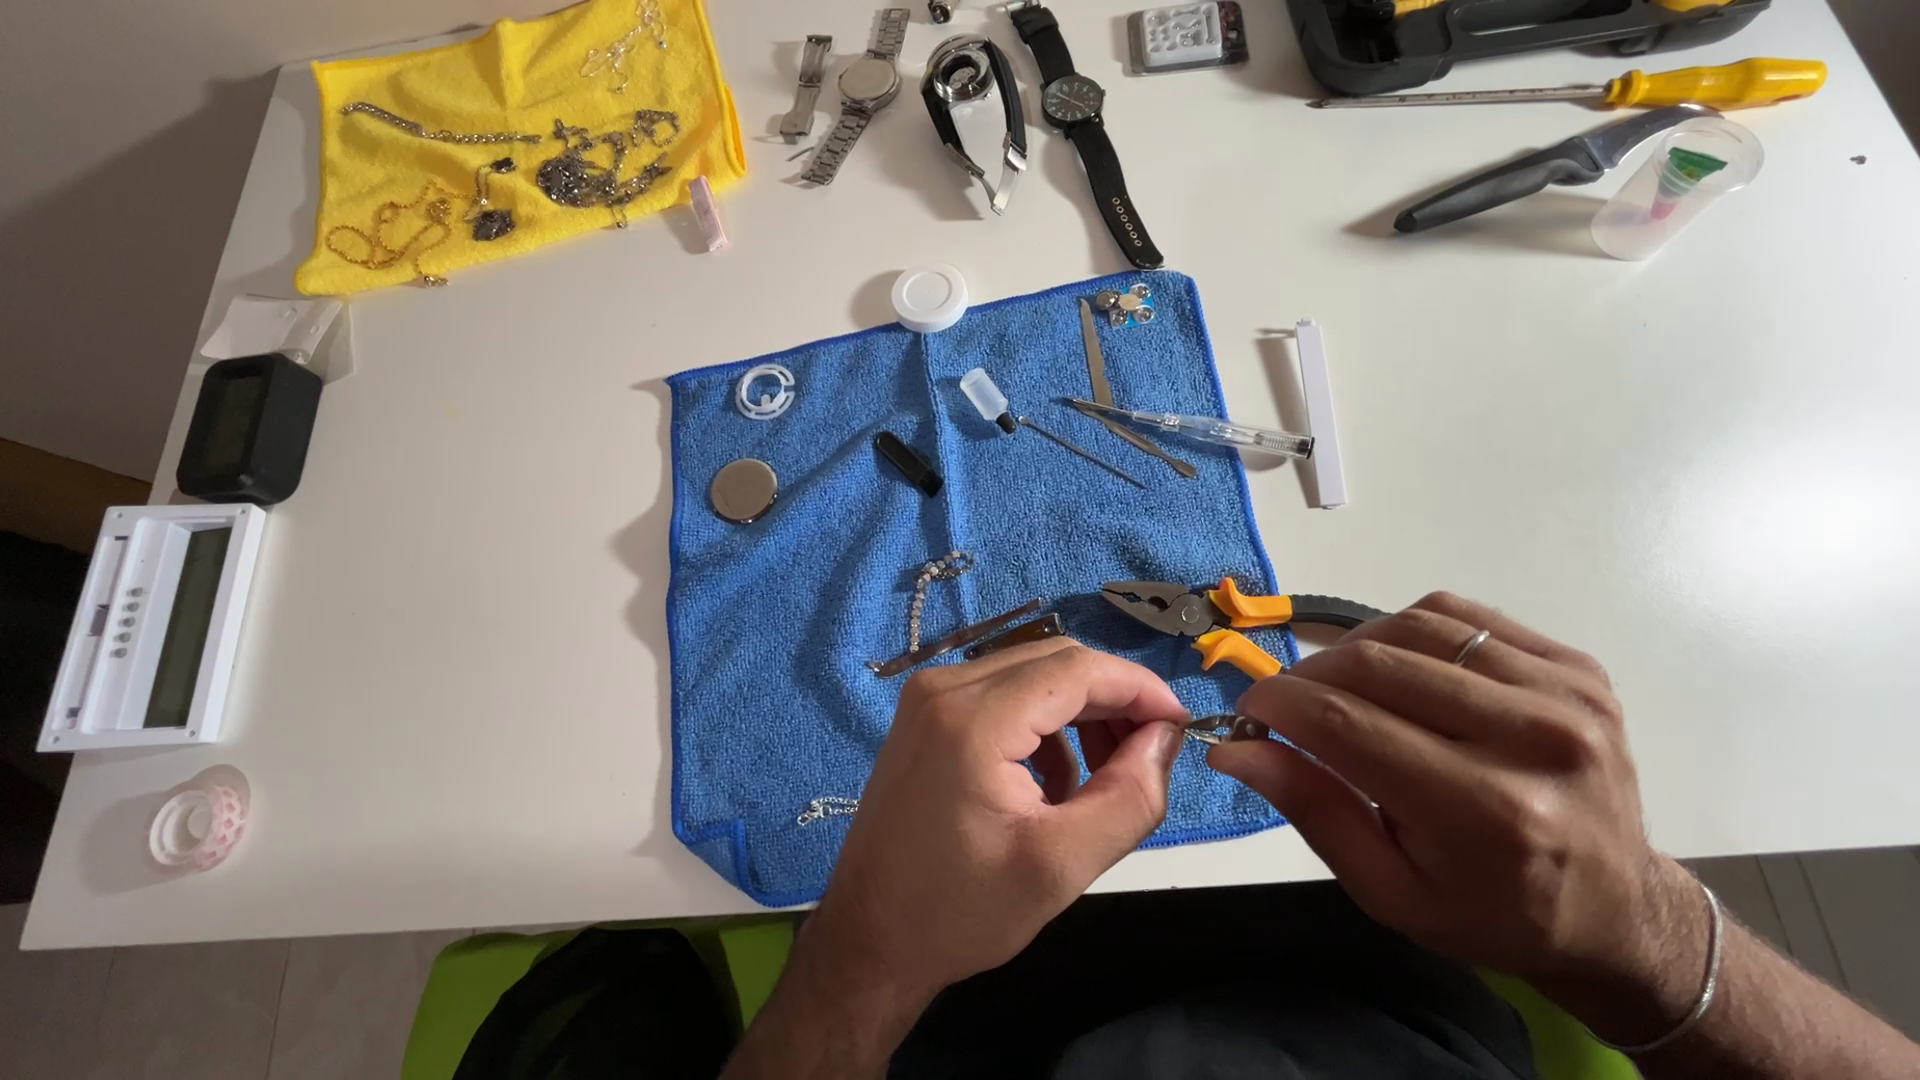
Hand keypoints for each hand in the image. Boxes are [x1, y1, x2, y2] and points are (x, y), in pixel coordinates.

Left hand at [806, 639, 1188, 1004]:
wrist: (870, 938)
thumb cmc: (960, 910)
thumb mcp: (1061, 865)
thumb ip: (1129, 796)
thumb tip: (1163, 738)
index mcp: (973, 717)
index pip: (1078, 669)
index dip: (1139, 688)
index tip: (1178, 725)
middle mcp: (945, 687)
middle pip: (1056, 663)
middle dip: (1112, 700)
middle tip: (1147, 755)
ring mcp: (928, 697)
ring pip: (1032, 675)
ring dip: (1079, 714)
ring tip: (1103, 778)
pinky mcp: (925, 715)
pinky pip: (1003, 695)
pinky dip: (1042, 726)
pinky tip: (1052, 784)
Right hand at [1208, 592, 1709, 1038]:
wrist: (1619, 911)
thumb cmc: (1490, 911)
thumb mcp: (1387, 889)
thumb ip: (1310, 808)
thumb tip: (1232, 749)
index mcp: (1484, 811)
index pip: (1343, 723)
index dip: (1276, 706)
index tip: (1248, 714)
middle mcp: (1532, 739)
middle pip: (1372, 665)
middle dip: (1304, 677)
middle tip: (1285, 705)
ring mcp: (1563, 693)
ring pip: (1410, 627)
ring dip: (1350, 649)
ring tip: (1336, 684)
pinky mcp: (1576, 667)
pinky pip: (1458, 616)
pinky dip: (1404, 629)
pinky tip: (1394, 665)